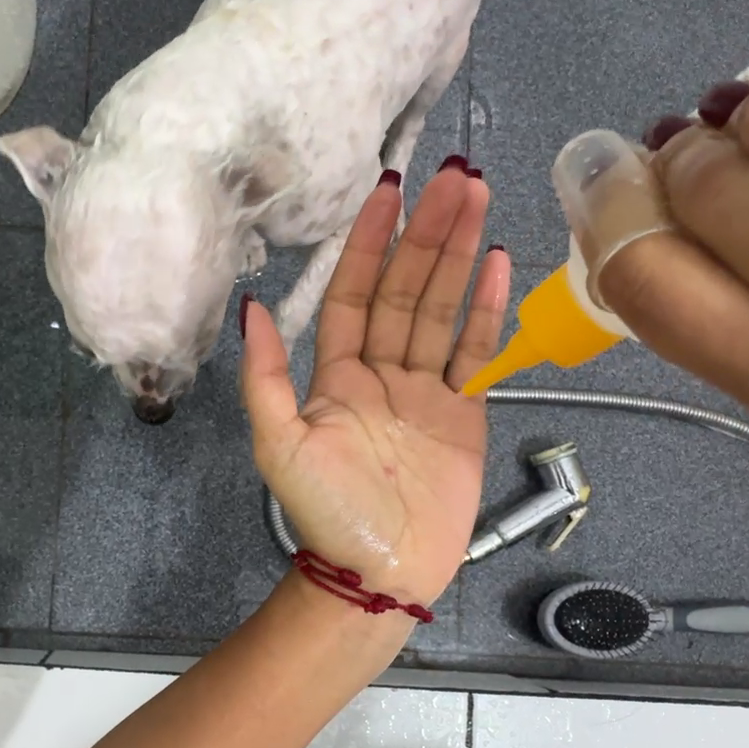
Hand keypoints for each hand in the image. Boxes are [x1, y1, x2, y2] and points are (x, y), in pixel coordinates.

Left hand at [241, 166, 511, 604]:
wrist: (378, 570)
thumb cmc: (327, 510)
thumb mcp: (280, 443)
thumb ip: (265, 376)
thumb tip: (251, 308)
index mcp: (335, 375)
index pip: (354, 293)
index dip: (369, 243)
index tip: (389, 189)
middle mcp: (379, 373)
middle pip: (404, 291)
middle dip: (426, 235)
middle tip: (455, 176)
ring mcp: (425, 391)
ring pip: (441, 311)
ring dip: (458, 257)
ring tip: (478, 198)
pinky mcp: (463, 413)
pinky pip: (476, 353)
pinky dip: (487, 310)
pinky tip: (498, 264)